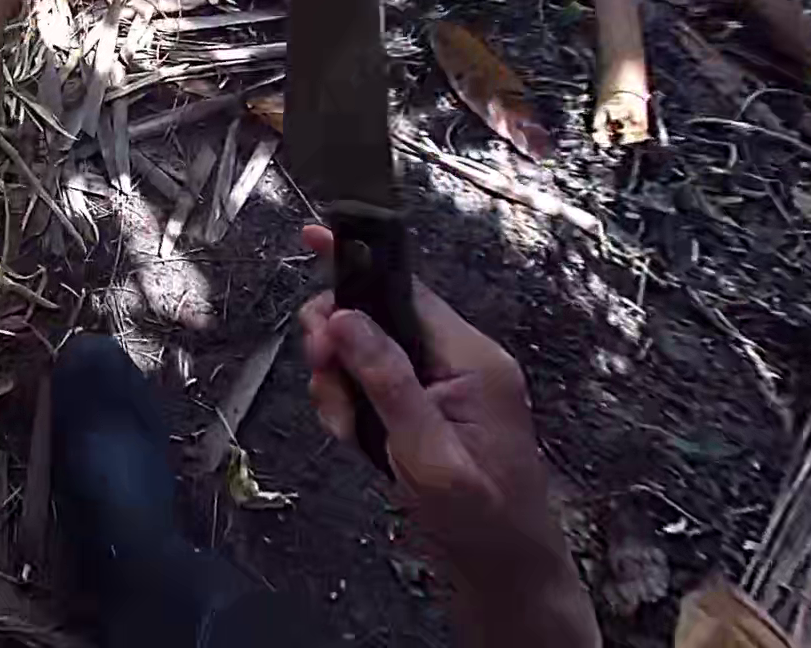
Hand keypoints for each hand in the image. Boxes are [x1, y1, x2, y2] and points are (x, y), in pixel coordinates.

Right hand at [298, 225, 599, 647]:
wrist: (500, 573)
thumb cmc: (476, 519)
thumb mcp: (429, 454)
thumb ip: (387, 381)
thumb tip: (342, 315)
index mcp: (469, 358)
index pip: (403, 288)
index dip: (355, 264)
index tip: (310, 237)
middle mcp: (452, 356)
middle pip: (369, 314)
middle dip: (333, 343)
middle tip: (323, 375)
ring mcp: (433, 375)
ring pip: (355, 345)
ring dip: (335, 379)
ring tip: (344, 424)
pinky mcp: (414, 393)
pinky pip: (359, 372)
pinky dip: (342, 395)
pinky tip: (350, 428)